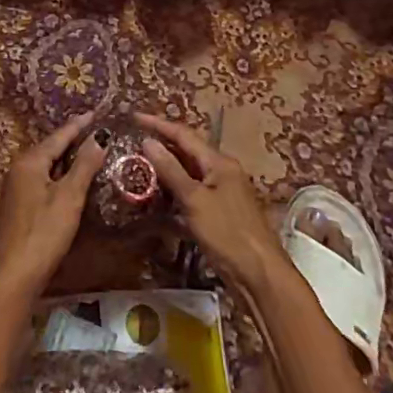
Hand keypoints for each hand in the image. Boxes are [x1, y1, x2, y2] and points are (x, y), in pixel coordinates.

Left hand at [0, 111, 105, 296]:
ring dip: (68, 158)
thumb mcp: (69, 196)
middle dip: (74, 139)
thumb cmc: (43, 233)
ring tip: (91, 150)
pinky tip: (73, 179)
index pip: (60, 135)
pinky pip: (44, 178)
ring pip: (48, 164)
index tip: (97, 112)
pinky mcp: (19, 205)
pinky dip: (60, 174)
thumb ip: (85, 164)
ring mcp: (17, 187)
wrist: (13, 278)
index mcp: (30, 161)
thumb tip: (99, 136)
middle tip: (98, 130)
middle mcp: (20, 168)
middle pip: (52, 147)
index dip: (80, 124)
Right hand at [136, 113, 284, 290]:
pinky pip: (192, 195)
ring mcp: (222, 193)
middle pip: (187, 153)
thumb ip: (171, 170)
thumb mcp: (195, 200)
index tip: (135, 117)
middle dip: (161, 147)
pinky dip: (174, 195)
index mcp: (219, 162)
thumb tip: (148, 141)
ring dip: (166, 172)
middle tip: (132, 144)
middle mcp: (222, 172)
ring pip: (189, 175)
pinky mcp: (219, 215)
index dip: (158, 124)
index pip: (184, 135)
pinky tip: (157, 202)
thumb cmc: (228, 233)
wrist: (259, 275)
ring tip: (139, 170)